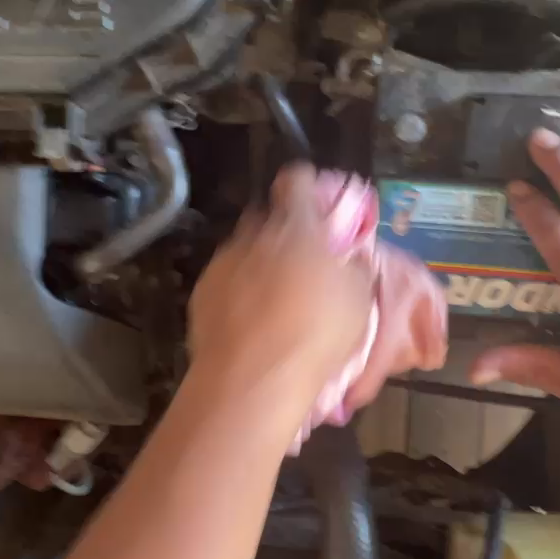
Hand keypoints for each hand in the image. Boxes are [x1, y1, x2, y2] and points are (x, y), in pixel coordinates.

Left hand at [188, 164, 375, 409]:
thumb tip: (348, 259)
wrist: (254, 378)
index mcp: (296, 226)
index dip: (306, 186)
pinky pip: (224, 280)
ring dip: (258, 264)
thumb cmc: (316, 334)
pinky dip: (236, 291)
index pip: (297, 180)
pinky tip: (248, 321)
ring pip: (244, 250)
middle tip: (301, 262)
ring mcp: (223, 262)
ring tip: (273, 301)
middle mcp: (254, 234)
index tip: (314, 202)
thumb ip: (351, 268)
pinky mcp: (201, 292)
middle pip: (268, 217)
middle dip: (283, 232)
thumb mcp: (358, 300)